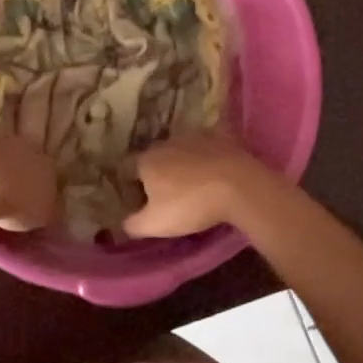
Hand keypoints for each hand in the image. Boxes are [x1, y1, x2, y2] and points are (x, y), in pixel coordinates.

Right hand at [123, 133, 273, 238]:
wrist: (240, 186)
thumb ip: (133, 224)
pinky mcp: (219, 138)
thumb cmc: (191, 204)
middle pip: (154, 158)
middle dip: (157, 174)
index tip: (142, 202)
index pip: (128, 170)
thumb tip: (122, 224)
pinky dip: (206, 159)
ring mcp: (193, 137)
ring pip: (180, 151)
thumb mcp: (156, 224)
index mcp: (145, 161)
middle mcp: (164, 143)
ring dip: (182, 165)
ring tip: (193, 186)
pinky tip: (214, 174)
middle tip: (167, 196)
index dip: (132, 186)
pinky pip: (206, 149)